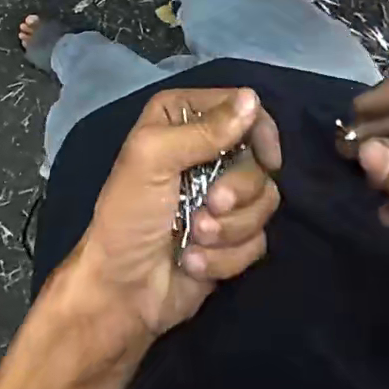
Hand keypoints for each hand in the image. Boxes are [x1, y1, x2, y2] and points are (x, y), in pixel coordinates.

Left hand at [0, 87, 280, 388]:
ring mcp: (221, 194)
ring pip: (264, 201)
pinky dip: (226, 256)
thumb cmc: (129, 212)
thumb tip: (252, 99)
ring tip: (194, 237)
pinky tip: (194, 262)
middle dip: (236, 191)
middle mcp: (206, 148)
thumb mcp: (154, 158)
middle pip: (258, 159)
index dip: (259, 131)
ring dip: (229, 228)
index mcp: (182, 117)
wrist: (122, 289)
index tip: (267, 160)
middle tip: (209, 205)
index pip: (242, 106)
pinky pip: (257, 240)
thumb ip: (204, 130)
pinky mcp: (231, 237)